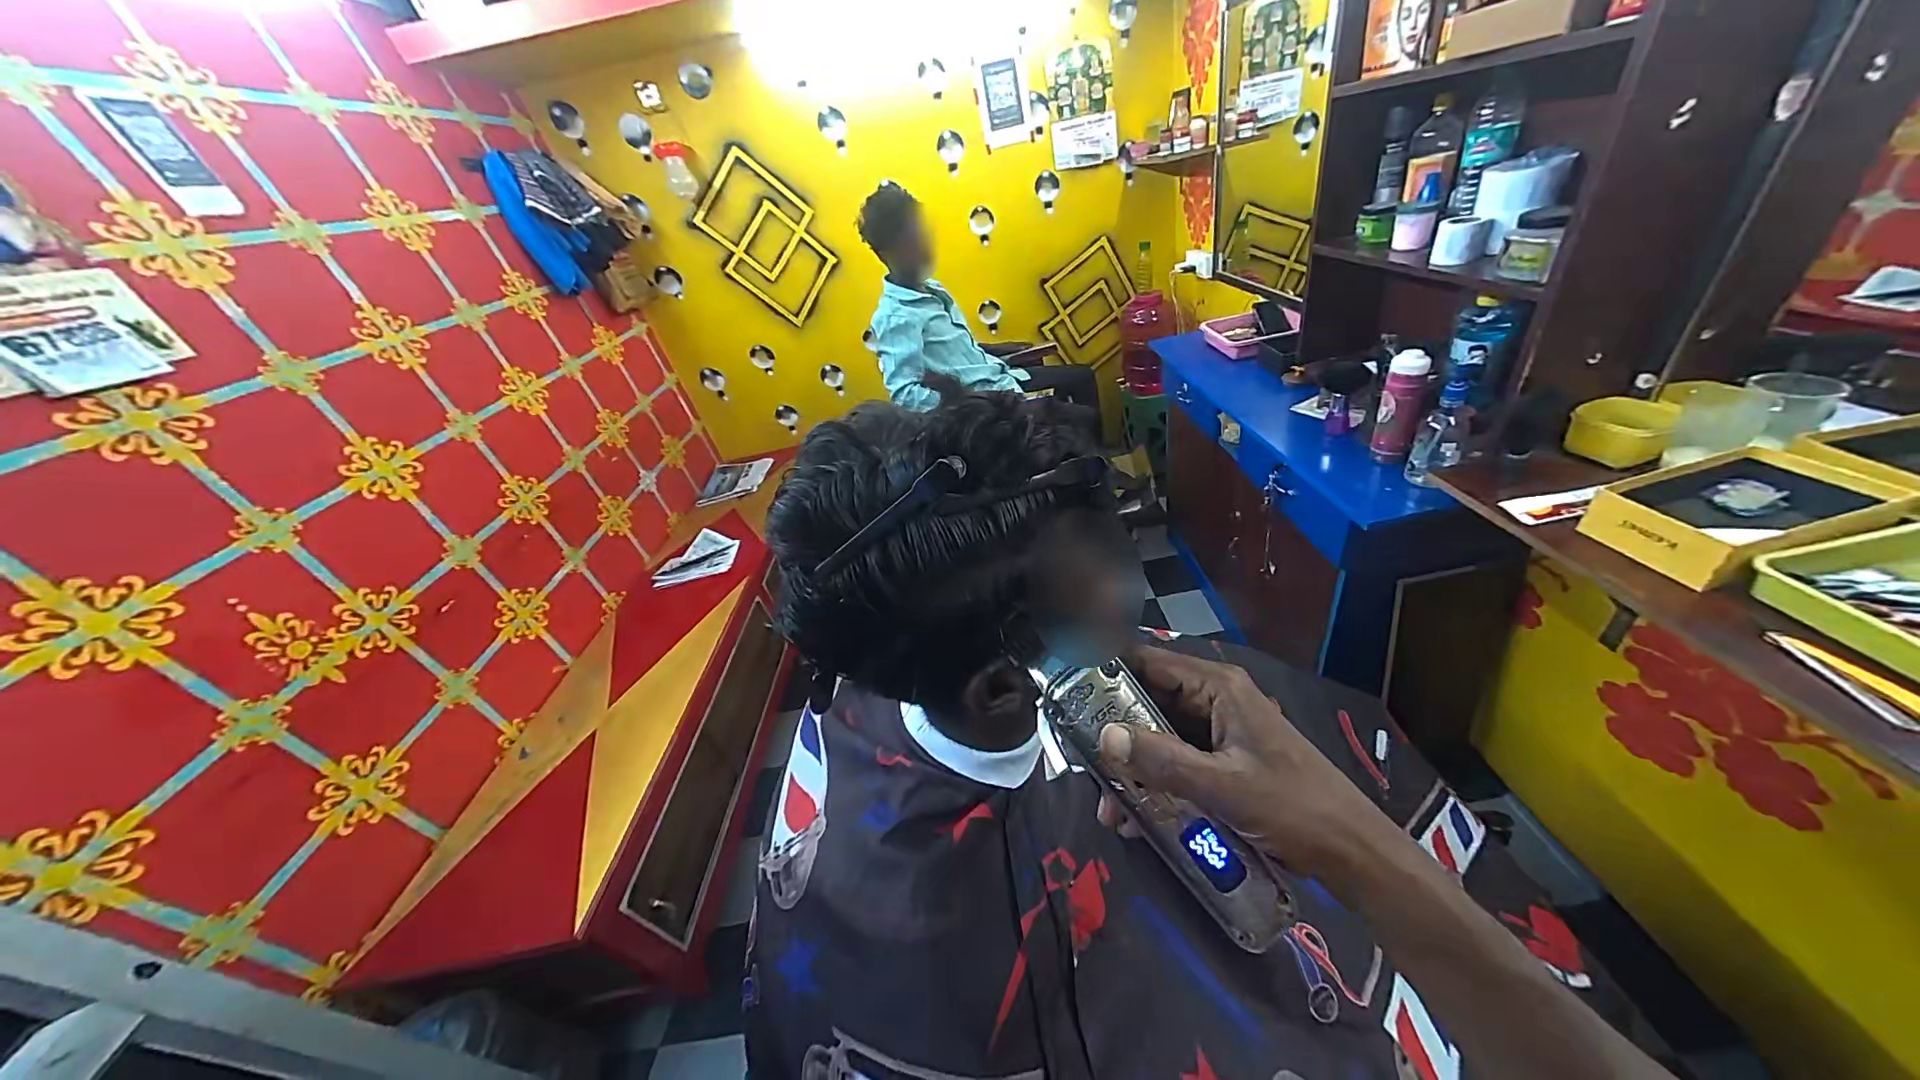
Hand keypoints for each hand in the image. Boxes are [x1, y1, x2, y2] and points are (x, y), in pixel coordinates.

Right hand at [1096, 644, 1401, 886]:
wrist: (1353, 853)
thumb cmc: (1293, 807)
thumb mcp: (1222, 786)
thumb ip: (1161, 760)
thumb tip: (1104, 737)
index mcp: (1218, 687)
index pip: (1149, 662)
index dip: (1108, 669)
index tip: (1069, 687)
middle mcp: (1215, 700)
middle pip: (1149, 702)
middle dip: (1115, 733)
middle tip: (1085, 764)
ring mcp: (1220, 730)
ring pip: (1159, 736)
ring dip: (1133, 767)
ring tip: (1111, 808)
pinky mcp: (1223, 760)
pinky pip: (1177, 760)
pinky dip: (1155, 782)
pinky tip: (1137, 817)